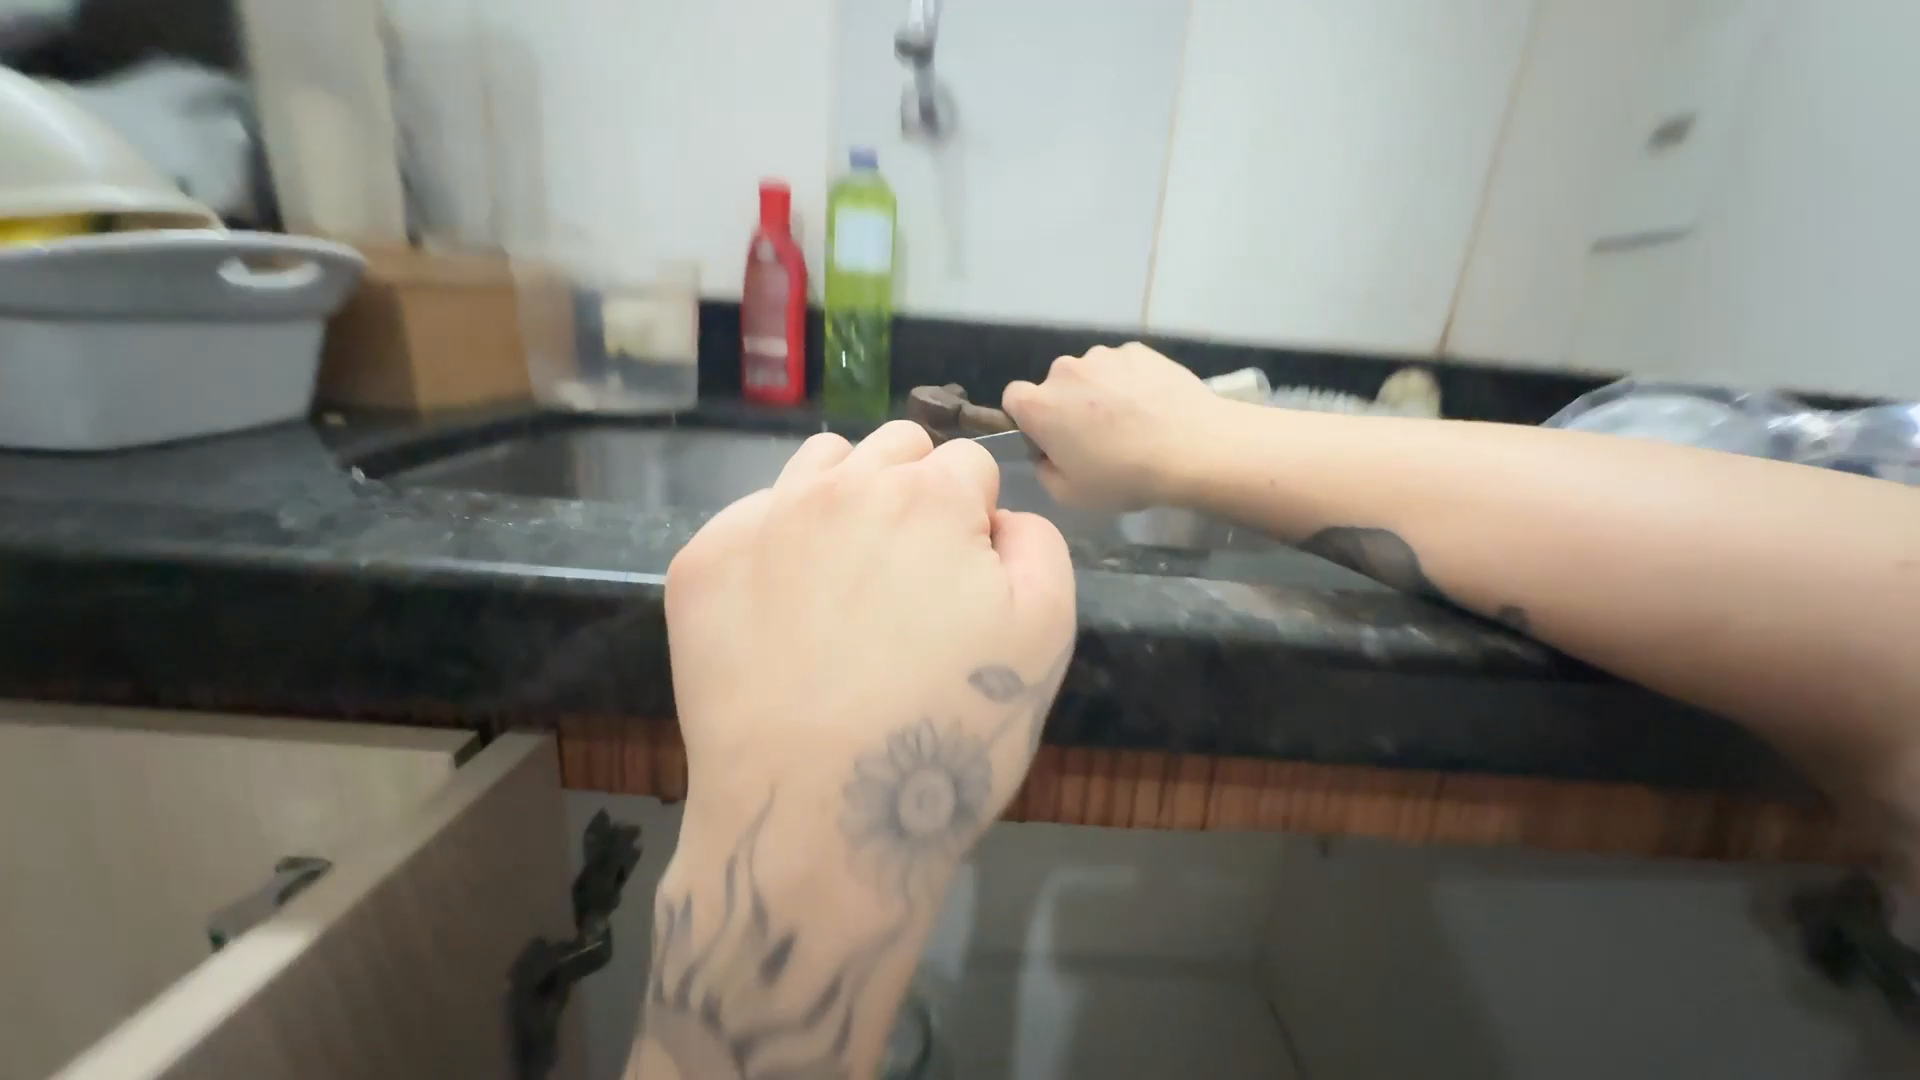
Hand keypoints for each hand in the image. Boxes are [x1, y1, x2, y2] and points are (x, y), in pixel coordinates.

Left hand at [665, 420, 1075, 903]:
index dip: (977, 516)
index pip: (967, 463)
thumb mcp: (1047, 636)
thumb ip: (1037, 545)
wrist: (816, 818)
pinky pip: (754, 516)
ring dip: (848, 498)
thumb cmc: (949, 730)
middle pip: (895, 447)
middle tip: (911, 574)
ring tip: (848, 578)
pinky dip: (781, 544)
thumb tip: (998, 518)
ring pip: (821, 465)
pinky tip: (786, 611)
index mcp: (929, 496)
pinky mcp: (702, 562)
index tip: (966, 575)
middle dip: (916, 491)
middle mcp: (840, 487)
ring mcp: (761, 519)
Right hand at [1002, 343, 1221, 510]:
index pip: (1013, 400)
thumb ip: (1045, 471)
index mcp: (1038, 405)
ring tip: (1131, 422)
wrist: (1193, 447)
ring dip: (1099, 393)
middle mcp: (1063, 371)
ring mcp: (1103, 355)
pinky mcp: (1138, 350)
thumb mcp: (1070, 495)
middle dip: (1067, 407)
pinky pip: (1122, 367)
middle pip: (1054, 387)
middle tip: (1096, 439)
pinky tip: (1152, 407)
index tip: (1051, 441)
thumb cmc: (1123, 476)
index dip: (1028, 421)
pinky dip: (1130, 382)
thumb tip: (1047, 454)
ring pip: (1090, 375)